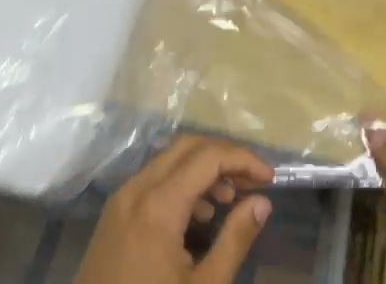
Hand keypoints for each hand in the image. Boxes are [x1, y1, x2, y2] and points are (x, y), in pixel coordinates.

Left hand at [74, 135, 275, 283]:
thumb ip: (235, 240)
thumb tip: (262, 202)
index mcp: (159, 205)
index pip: (208, 156)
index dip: (243, 159)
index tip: (270, 178)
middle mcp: (136, 189)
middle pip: (188, 146)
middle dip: (224, 156)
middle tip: (252, 181)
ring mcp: (121, 198)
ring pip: (169, 160)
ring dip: (203, 168)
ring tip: (229, 200)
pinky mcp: (115, 212)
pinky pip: (153, 179)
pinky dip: (181, 182)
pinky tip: (198, 215)